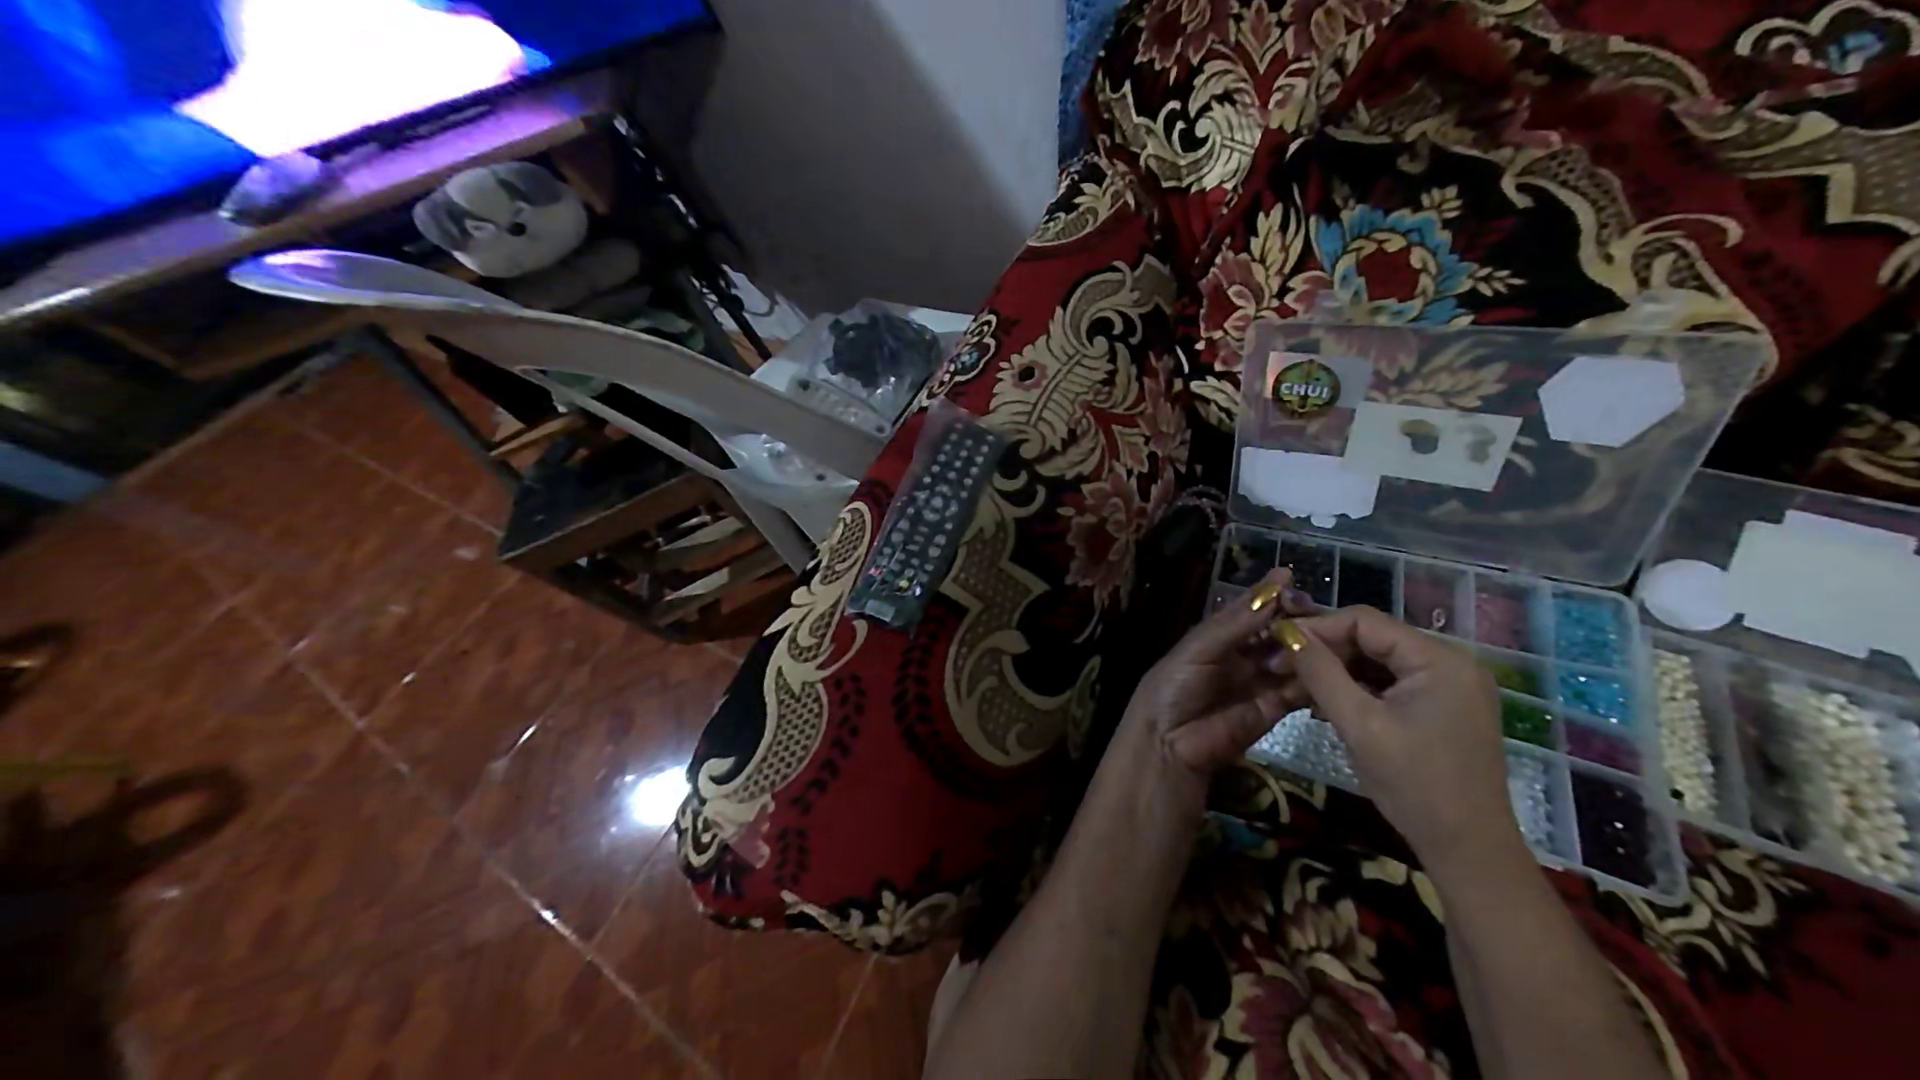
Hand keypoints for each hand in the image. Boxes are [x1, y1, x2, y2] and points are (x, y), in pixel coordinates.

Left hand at [1122, 570, 1314, 797]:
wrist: (1167, 745)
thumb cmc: (1173, 687)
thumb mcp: (1199, 648)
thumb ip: (1237, 622)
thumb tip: (1275, 584)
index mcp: (1218, 636)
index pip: (1252, 610)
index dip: (1271, 596)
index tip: (1292, 580)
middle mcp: (1242, 655)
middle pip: (1277, 632)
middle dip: (1297, 620)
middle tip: (1318, 611)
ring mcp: (1259, 680)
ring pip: (1293, 657)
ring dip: (1310, 646)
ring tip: (1332, 634)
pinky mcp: (1275, 708)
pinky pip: (1299, 688)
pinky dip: (1314, 677)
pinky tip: (1330, 665)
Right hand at [1282, 605, 1525, 870]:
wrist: (1468, 848)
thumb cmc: (1413, 784)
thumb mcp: (1358, 724)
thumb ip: (1320, 673)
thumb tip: (1288, 635)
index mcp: (1439, 659)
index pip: (1365, 621)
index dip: (1317, 628)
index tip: (1277, 644)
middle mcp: (1451, 662)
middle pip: (1373, 638)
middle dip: (1325, 651)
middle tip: (1281, 669)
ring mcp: (1451, 686)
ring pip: (1379, 661)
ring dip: (1338, 671)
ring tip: (1298, 688)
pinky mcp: (1445, 707)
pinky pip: (1392, 683)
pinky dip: (1359, 689)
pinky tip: (1328, 705)